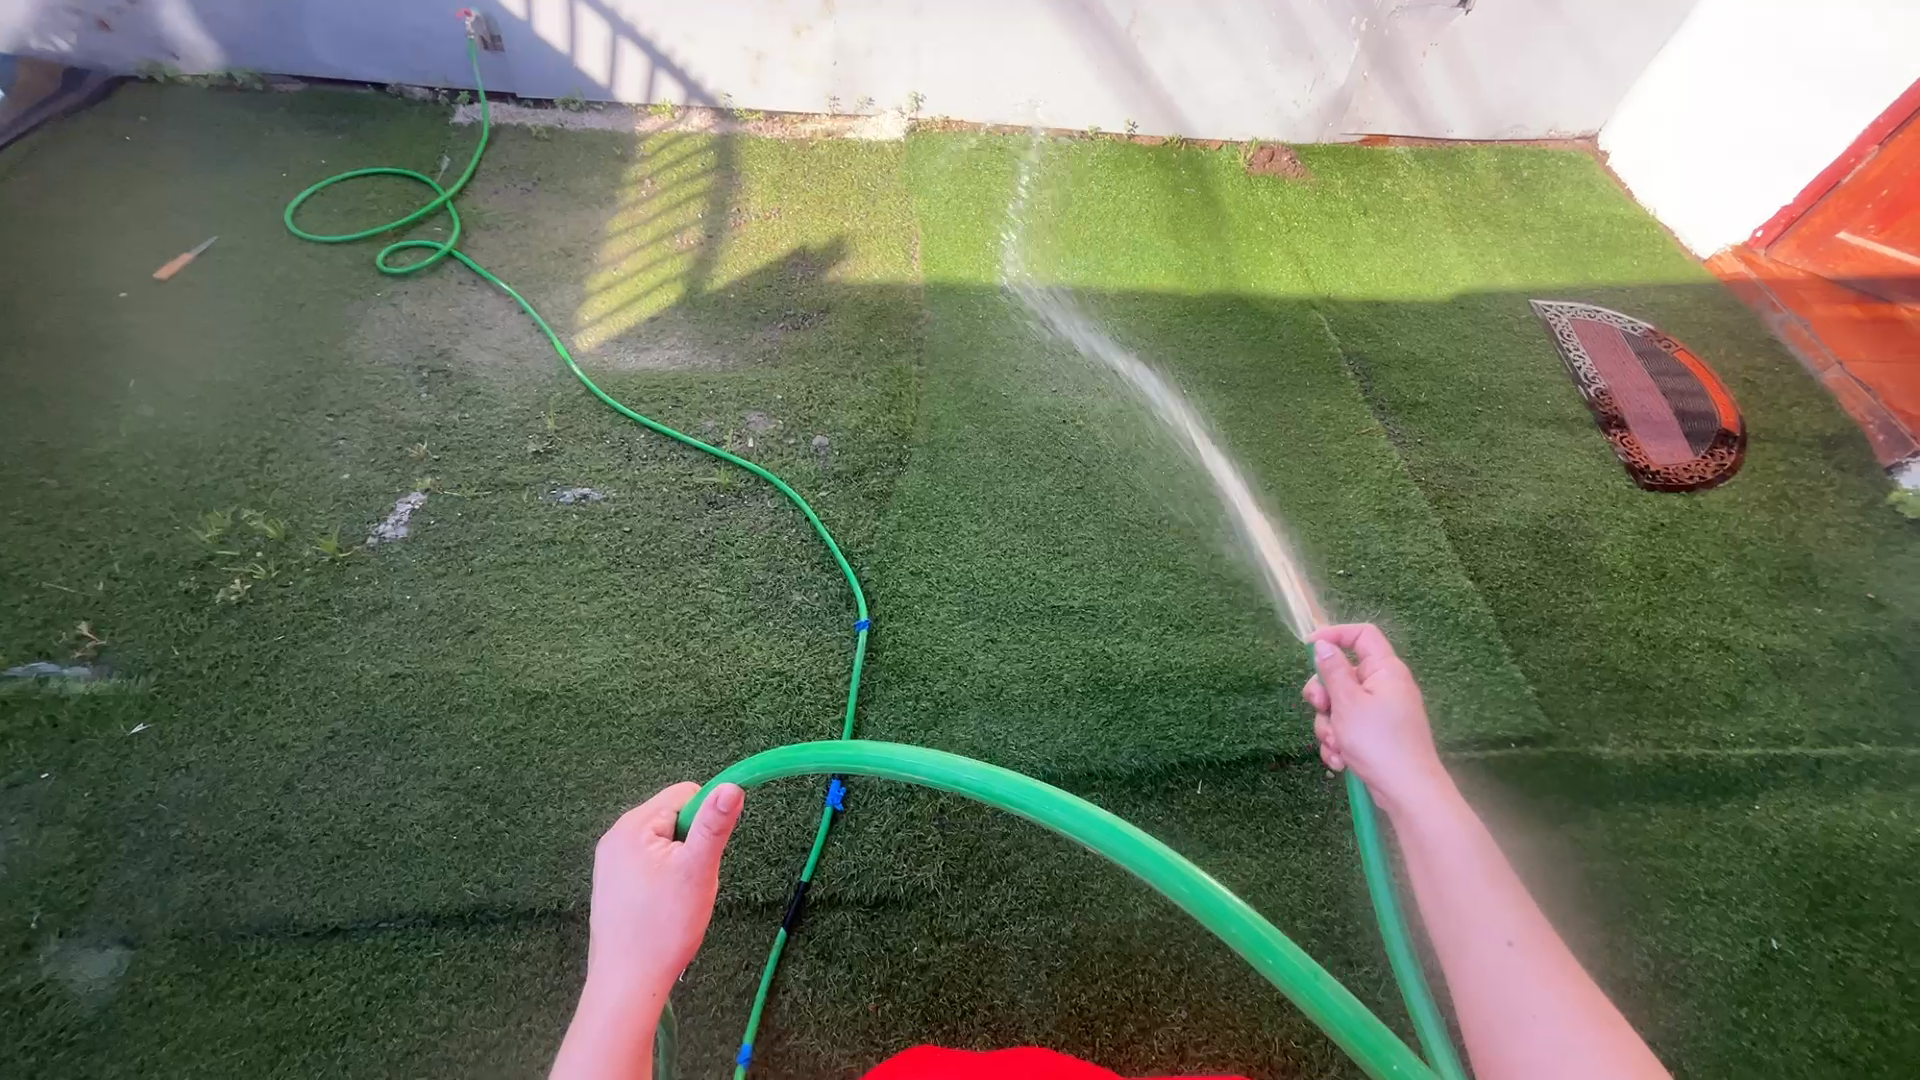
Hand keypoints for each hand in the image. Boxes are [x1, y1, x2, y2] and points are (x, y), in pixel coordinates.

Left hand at [584, 781, 744, 1005]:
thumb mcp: (698, 869)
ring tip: (679, 895)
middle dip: (694, 844)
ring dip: (682, 862)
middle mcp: (616, 836)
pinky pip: (653, 861)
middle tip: (692, 881)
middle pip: (676, 816)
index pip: (686, 794)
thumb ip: (715, 824)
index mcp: (632, 825)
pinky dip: (668, 876)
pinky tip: (666, 905)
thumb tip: (732, 785)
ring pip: (668, 841)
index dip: (706, 820)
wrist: (628, 986)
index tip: (703, 856)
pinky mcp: (614, 884)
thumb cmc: (664, 926)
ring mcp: (612, 862)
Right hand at [1302, 623, 1451, 816]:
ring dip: (1328, 725)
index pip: (1361, 635)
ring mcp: (1379, 712)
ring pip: (1337, 705)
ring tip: (1336, 745)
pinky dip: (1337, 742)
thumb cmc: (1378, 741)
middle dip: (1323, 695)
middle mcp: (1383, 687)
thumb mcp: (1347, 702)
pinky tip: (1340, 760)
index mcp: (1385, 671)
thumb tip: (1322, 645)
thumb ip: (1332, 670)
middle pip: (1341, 674)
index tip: (1309, 647)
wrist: (1407, 792)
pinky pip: (1345, 728)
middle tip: (1321, 708)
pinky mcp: (1373, 735)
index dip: (1335, 634)